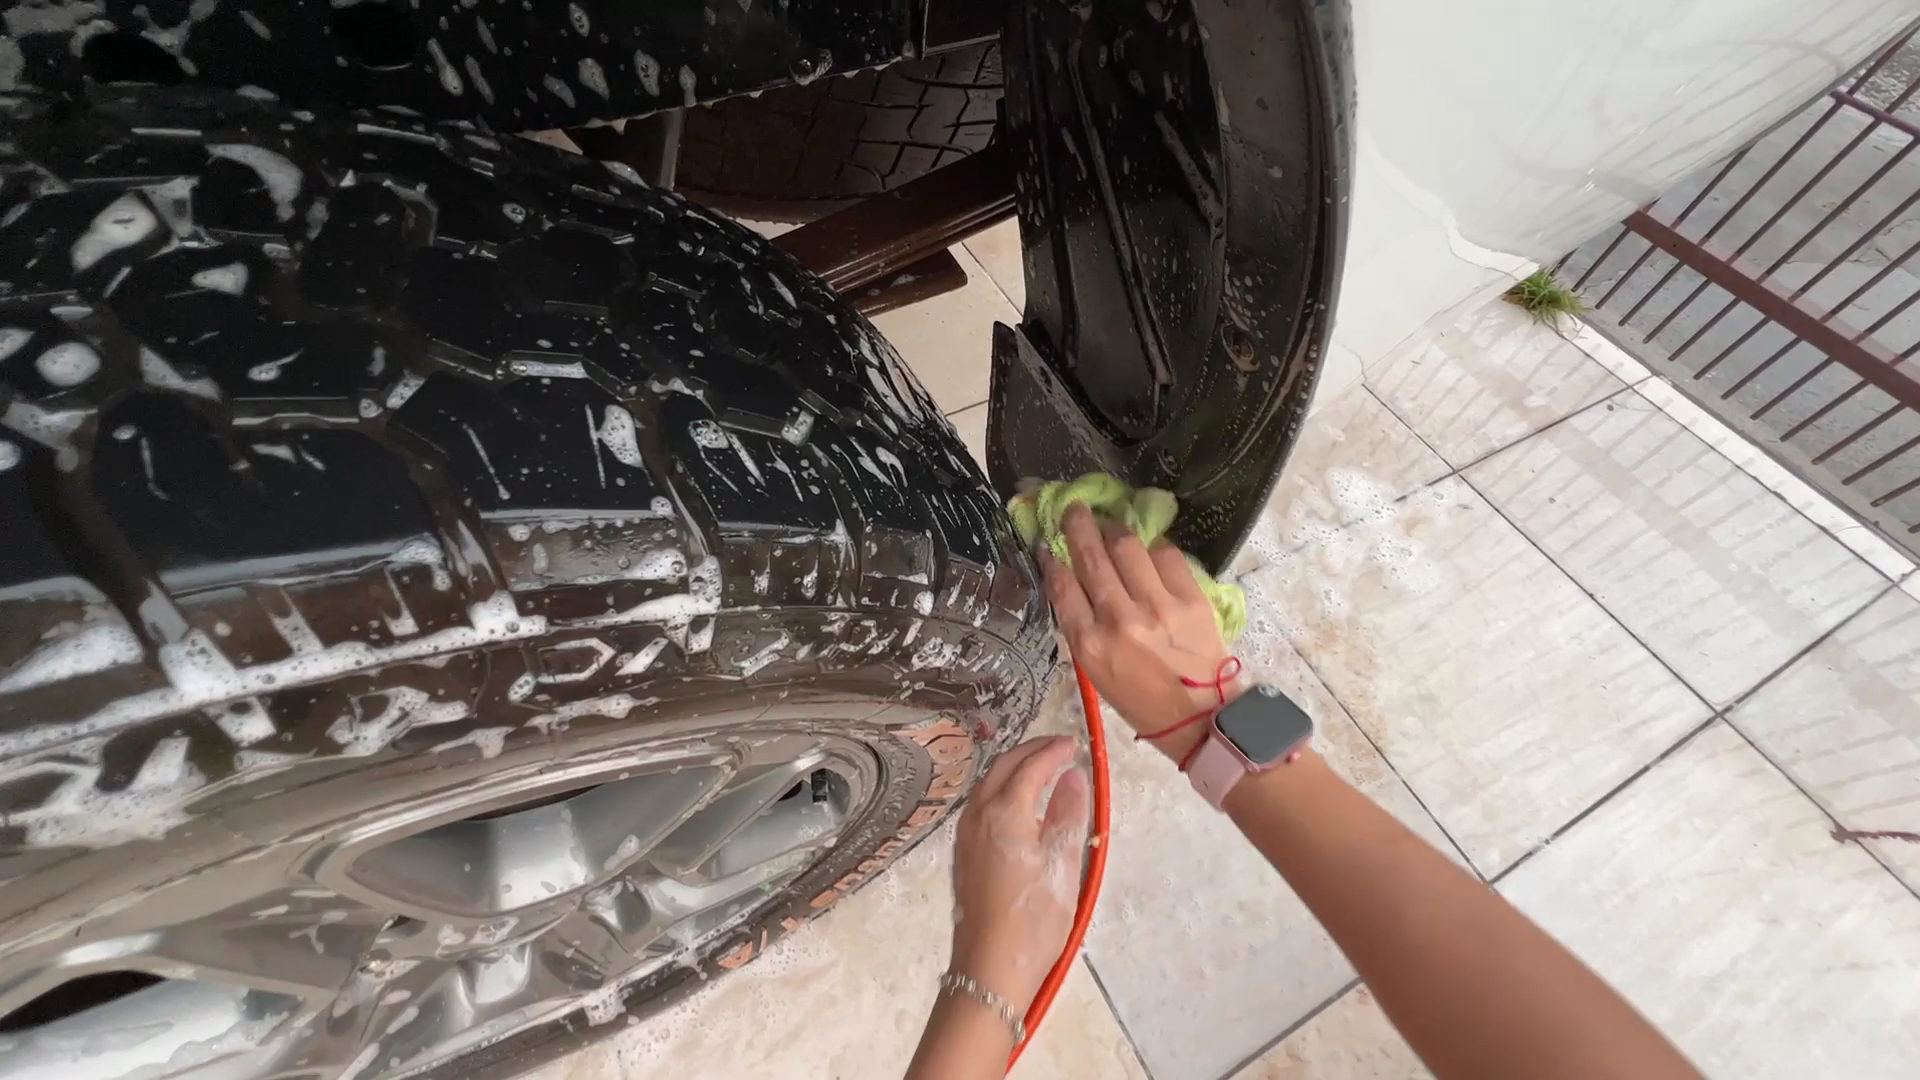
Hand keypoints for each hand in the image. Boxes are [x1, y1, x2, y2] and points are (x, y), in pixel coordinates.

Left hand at [949, 736, 1089, 1014]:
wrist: (989, 968)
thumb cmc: (1033, 919)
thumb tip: (1072, 775)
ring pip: (988, 782)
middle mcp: (978, 814)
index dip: (1053, 751)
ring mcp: (966, 833)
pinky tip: (1020, 802)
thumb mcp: (1063, 865)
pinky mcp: (963, 851)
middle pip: (1003, 766)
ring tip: (1042, 768)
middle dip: (1031, 751)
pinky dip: (1003, 787)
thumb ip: (1068, 814)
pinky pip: (982, 801)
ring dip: (1015, 767)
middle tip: (1059, 747)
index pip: (1030, 767)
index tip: (1074, 745)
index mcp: (1004, 813)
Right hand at [1040, 503, 1237, 758]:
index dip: (1052, 560)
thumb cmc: (1142, 701)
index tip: (1047, 545)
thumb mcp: (1096, 672)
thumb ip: (1083, 627)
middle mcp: (1119, 620)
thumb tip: (1073, 582)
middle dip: (1078, 526)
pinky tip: (1146, 545)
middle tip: (1074, 509)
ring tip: (1109, 521)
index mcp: (1090, 645)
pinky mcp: (1190, 599)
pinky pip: (1165, 555)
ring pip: (1127, 547)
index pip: (1063, 587)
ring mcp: (1157, 606)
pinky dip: (1151, 545)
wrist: (1202, 719)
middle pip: (1092, 558)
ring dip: (1113, 527)